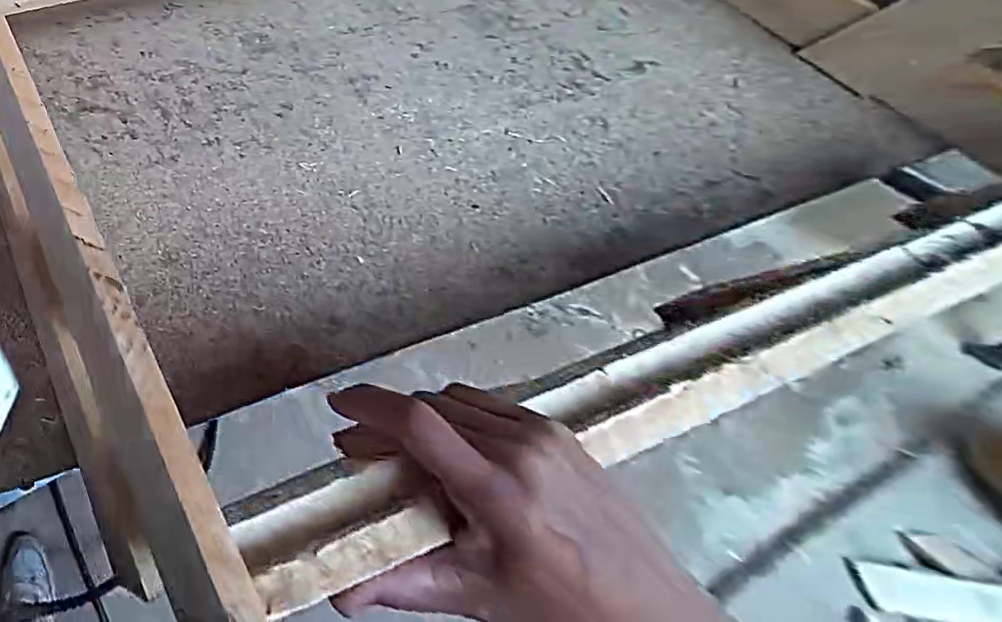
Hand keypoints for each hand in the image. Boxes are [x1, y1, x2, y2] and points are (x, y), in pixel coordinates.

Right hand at [326, 384, 725, 621]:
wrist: (662, 620)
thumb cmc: (570, 615)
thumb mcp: (478, 600)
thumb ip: (400, 585)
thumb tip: (340, 593)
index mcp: (501, 493)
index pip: (417, 423)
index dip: (369, 406)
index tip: (339, 406)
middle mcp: (521, 451)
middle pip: (424, 410)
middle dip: (385, 425)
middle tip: (363, 453)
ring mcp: (542, 436)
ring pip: (449, 401)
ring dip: (418, 420)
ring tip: (409, 457)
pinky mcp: (555, 430)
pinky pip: (482, 404)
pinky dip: (454, 417)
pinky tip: (454, 450)